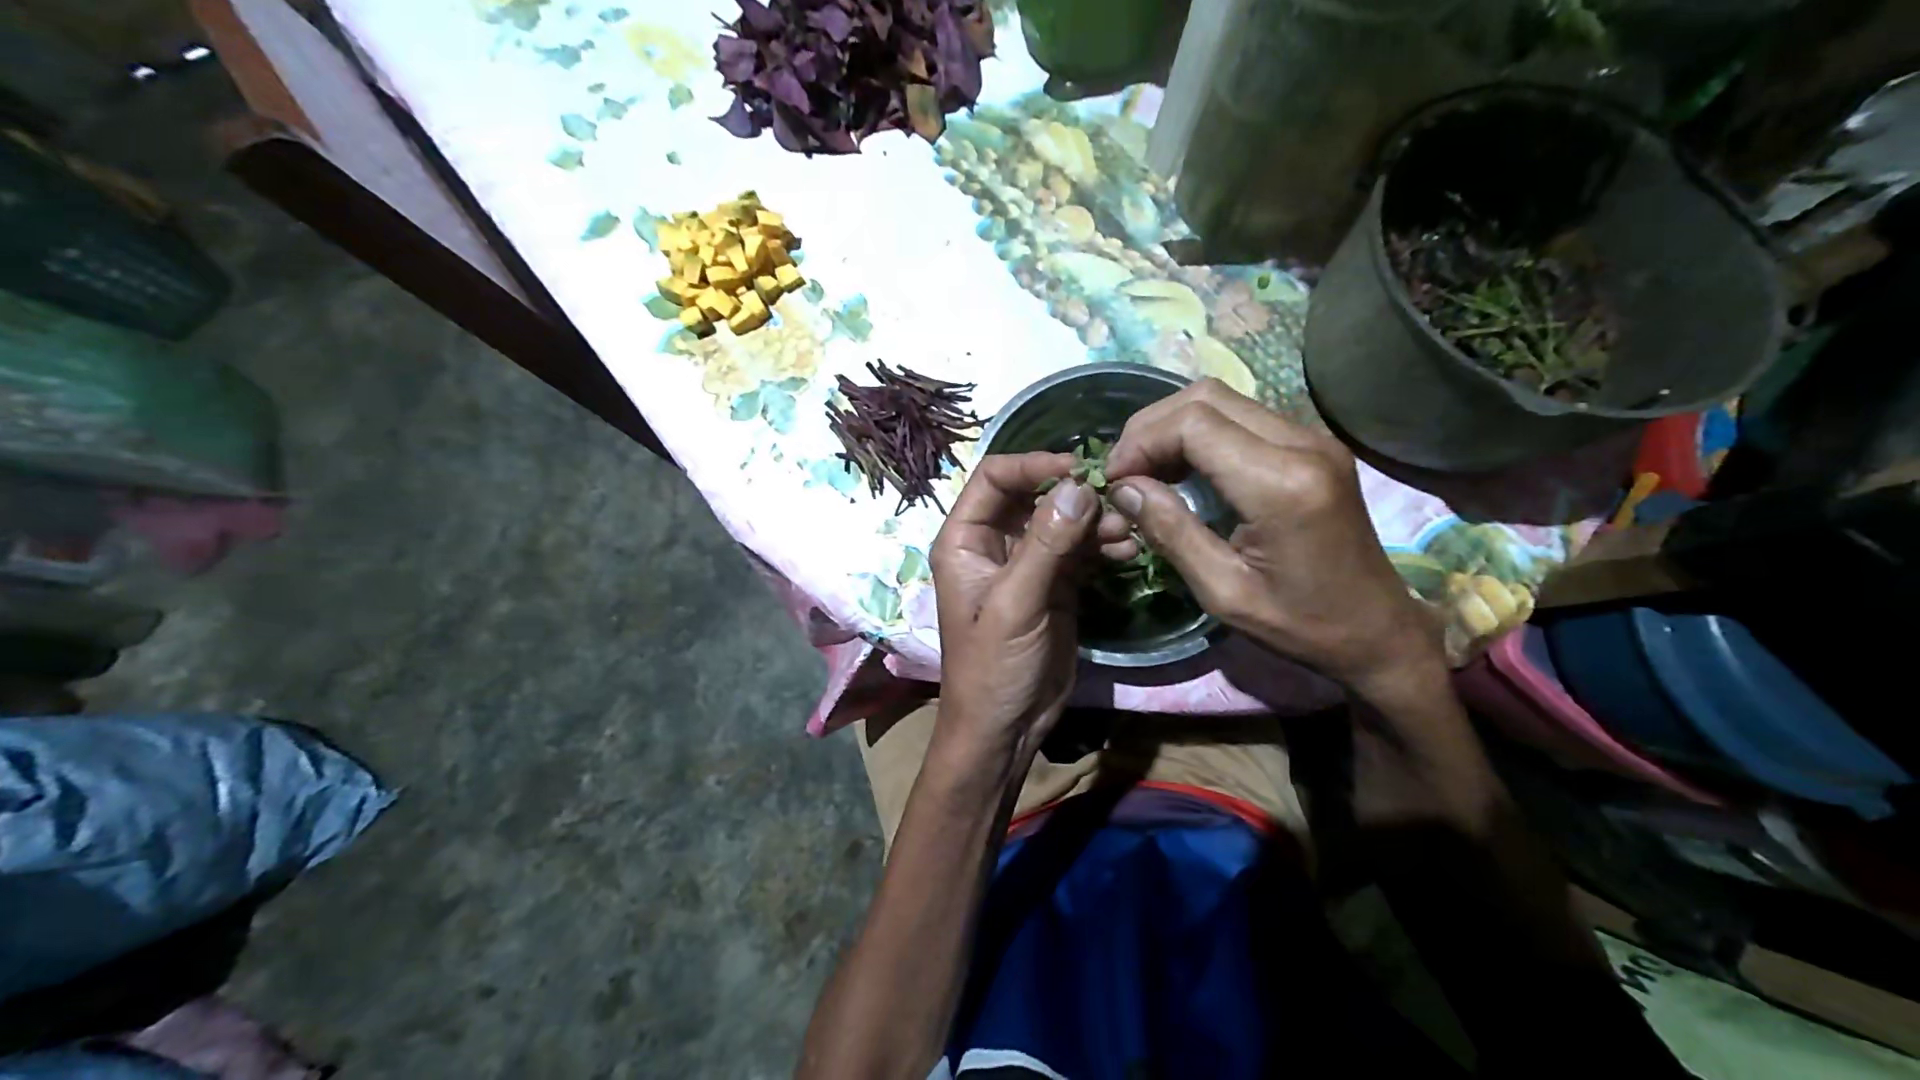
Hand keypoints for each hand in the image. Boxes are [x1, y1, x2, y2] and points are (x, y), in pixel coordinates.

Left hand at [931, 452, 1114, 758]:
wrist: (1006, 727)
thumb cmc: (993, 667)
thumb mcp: (1017, 604)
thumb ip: (1046, 544)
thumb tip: (1079, 486)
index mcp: (966, 539)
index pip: (995, 477)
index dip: (1035, 464)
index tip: (1082, 467)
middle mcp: (994, 543)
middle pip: (1035, 495)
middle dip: (1076, 494)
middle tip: (1119, 501)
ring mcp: (1027, 563)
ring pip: (1063, 521)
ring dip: (1096, 521)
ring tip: (1129, 532)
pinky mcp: (1056, 584)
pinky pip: (1081, 551)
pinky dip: (1104, 547)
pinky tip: (1130, 552)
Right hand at [1103, 379, 1440, 693]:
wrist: (1377, 631)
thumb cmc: (1300, 624)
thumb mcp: (1223, 591)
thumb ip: (1171, 531)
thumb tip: (1124, 487)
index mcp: (1281, 484)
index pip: (1193, 424)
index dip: (1141, 442)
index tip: (1114, 479)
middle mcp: (1303, 445)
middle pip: (1205, 397)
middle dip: (1151, 427)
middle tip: (1124, 471)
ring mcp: (1313, 439)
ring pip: (1223, 399)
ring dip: (1174, 427)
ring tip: (1147, 470)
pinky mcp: (1313, 446)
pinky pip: (1243, 417)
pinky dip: (1200, 433)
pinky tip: (1183, 469)